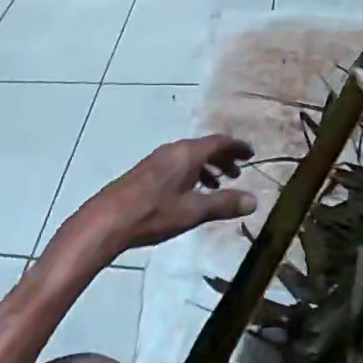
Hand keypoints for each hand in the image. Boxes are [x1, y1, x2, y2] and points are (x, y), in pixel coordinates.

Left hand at [59, 134, 257, 261]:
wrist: (108, 220)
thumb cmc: (154, 213)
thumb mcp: (193, 211)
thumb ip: (224, 204)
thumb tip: (254, 200)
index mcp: (187, 153)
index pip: (219, 142)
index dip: (237, 147)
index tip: (251, 154)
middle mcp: (173, 150)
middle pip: (204, 147)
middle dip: (223, 158)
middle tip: (238, 172)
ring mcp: (158, 160)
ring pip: (190, 157)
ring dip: (207, 167)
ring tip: (218, 185)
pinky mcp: (147, 172)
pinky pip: (178, 164)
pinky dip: (192, 173)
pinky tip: (191, 193)